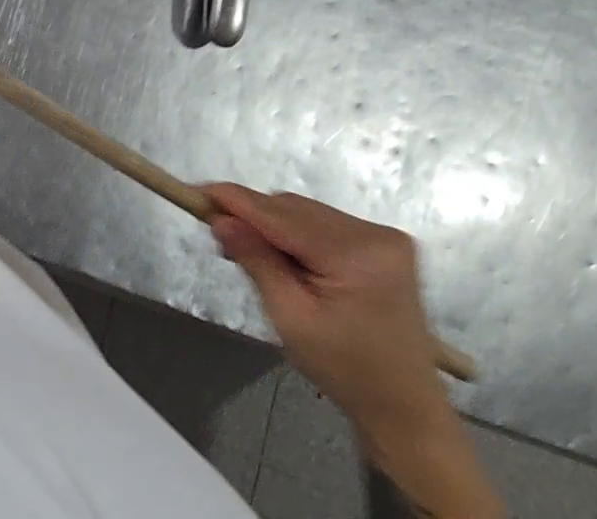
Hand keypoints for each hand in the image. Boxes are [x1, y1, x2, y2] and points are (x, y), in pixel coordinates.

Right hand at [203, 185, 448, 438]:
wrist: (404, 403)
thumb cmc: (344, 367)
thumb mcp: (289, 316)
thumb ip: (256, 261)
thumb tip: (220, 220)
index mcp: (357, 255)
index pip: (280, 214)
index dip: (233, 200)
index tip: (193, 192)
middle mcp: (375, 235)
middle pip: (291, 207)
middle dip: (250, 217)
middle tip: (220, 243)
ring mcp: (384, 238)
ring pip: (303, 212)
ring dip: (270, 225)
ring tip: (250, 255)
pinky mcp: (383, 246)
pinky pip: (321, 223)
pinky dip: (292, 233)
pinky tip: (283, 258)